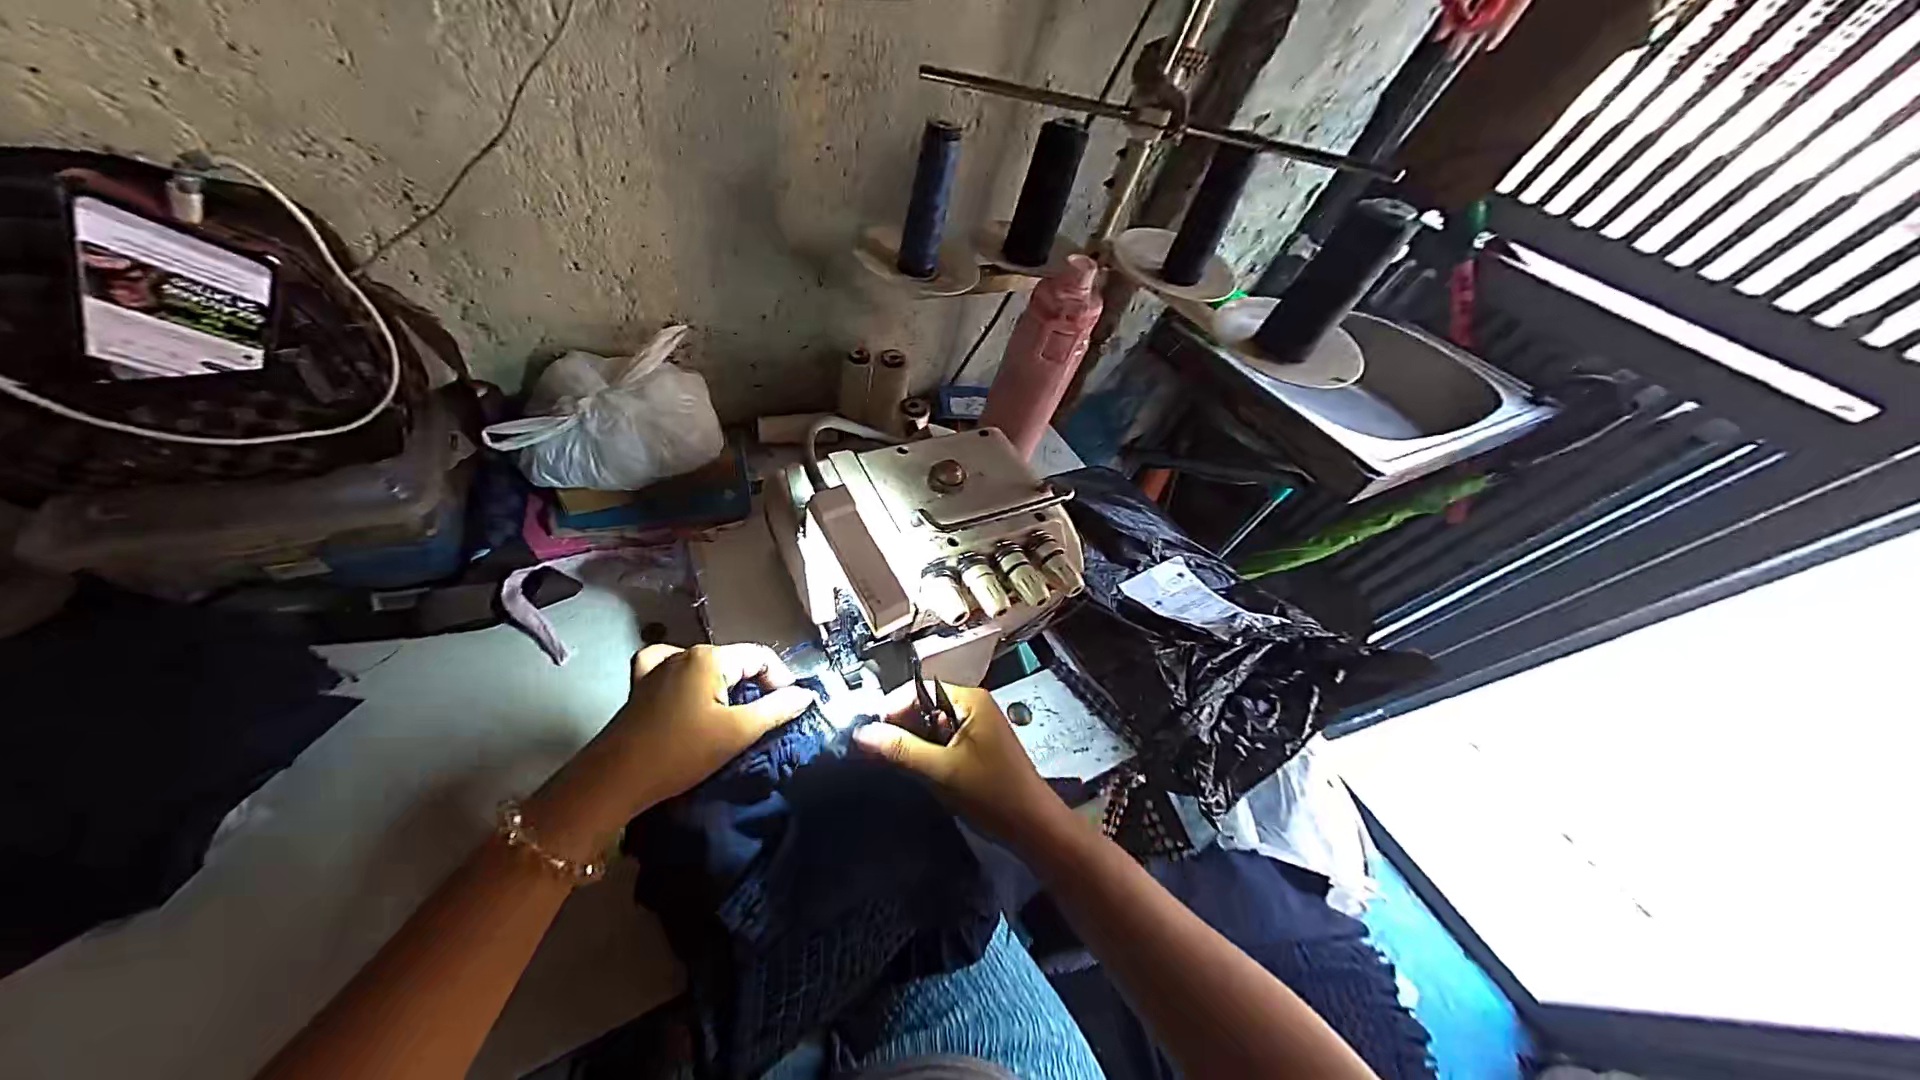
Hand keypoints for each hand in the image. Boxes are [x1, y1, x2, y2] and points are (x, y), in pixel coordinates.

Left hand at [531, 643, 815, 857]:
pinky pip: (672, 668)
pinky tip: (690, 690)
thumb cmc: (680, 753)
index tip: (787, 710)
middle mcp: (683, 652)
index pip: (761, 657)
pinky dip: (688, 676)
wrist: (613, 781)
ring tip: (732, 713)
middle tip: (763, 719)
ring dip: (726, 685)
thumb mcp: (738, 732)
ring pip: (707, 666)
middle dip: (755, 685)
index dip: (781, 681)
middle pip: (735, 660)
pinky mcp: (640, 685)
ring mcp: (657, 666)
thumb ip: (777, 709)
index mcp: (709, 657)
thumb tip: (806, 695)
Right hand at [853, 681, 1070, 849]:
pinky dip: (927, 754)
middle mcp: (973, 705)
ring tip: (896, 766)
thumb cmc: (991, 794)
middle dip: (900, 729)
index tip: (868, 737)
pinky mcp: (977, 746)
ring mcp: (976, 726)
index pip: (917, 691)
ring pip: (930, 725)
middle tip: (877, 755)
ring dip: (912, 744)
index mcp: (969, 699)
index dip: (890, 711)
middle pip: (922, 706)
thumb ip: (900, 750)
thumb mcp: (940, 771)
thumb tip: (861, 734)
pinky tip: (920, 772)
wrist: (1033, 827)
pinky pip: (942, 740)